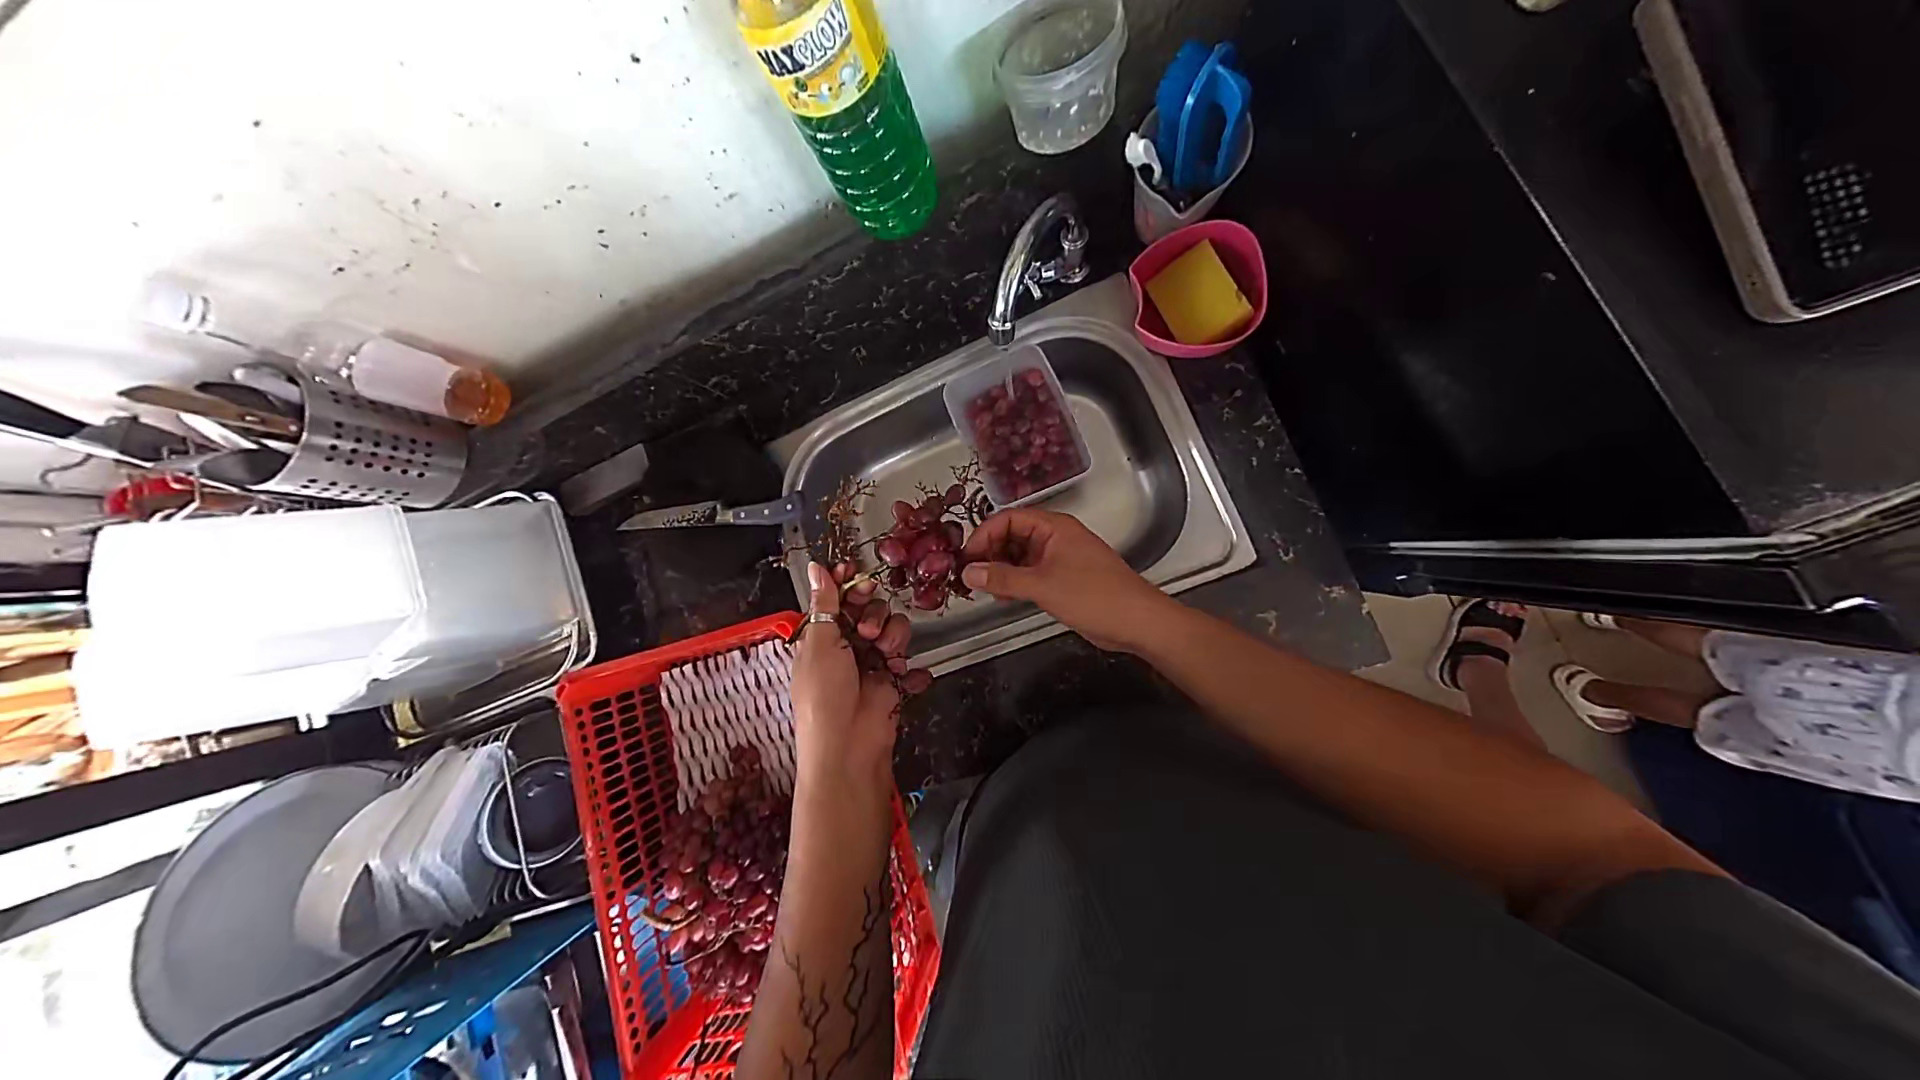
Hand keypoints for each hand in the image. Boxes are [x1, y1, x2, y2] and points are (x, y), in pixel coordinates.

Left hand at [790, 562, 919, 786]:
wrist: (849, 745)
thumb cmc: (824, 695)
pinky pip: (910, 659)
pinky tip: (902, 676)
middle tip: (868, 631)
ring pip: (893, 627)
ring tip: (885, 656)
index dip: (848, 584)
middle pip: (870, 607)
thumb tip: (816, 568)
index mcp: (821, 635)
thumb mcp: (819, 643)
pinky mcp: (894, 678)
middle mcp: (847, 644)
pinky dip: (910, 668)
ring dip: (893, 637)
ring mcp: (872, 661)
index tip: (858, 574)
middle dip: (873, 613)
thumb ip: (825, 603)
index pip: (837, 599)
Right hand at [960, 508, 1171, 652]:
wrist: (1136, 622)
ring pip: (1020, 556)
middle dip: (990, 552)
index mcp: (1054, 527)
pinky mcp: (1063, 579)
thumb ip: (1002, 577)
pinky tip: (1002, 596)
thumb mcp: (1042, 586)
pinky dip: (1014, 582)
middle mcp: (1056, 538)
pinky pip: (1031, 573)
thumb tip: (968, 572)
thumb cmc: (1094, 596)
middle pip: (1012, 535)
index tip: (966, 556)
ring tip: (983, 588)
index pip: (1009, 518)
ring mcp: (1060, 559)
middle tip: (970, 574)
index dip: (984, 534)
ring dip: (1000, 569)